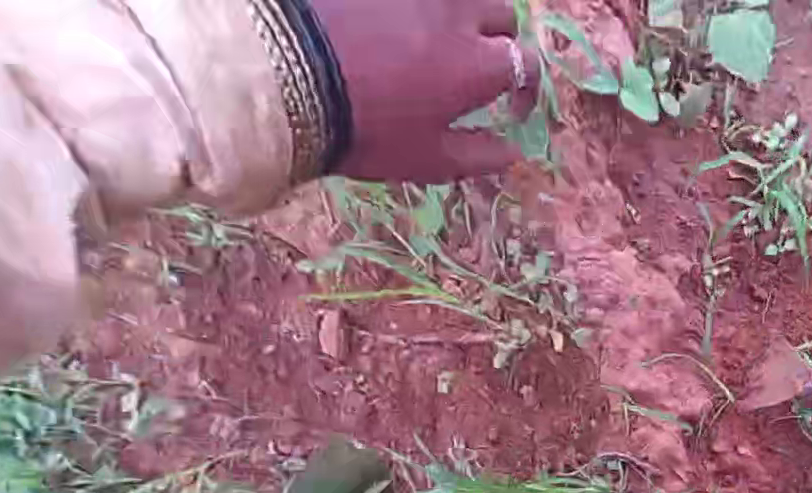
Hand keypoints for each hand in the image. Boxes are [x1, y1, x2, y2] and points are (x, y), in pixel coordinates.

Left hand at [312, 0, 535, 180]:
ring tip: (440, 35)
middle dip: (497, 39)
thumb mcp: (429, 160)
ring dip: (463, 12)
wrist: (285, 75)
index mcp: (477, 65)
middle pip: (500, 12)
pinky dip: (422, 7)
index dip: (526, 86)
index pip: (525, 63)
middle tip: (475, 65)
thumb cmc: (369, 132)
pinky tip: (398, 22)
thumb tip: (513, 153)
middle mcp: (458, 11)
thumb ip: (479, 156)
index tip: (513, 106)